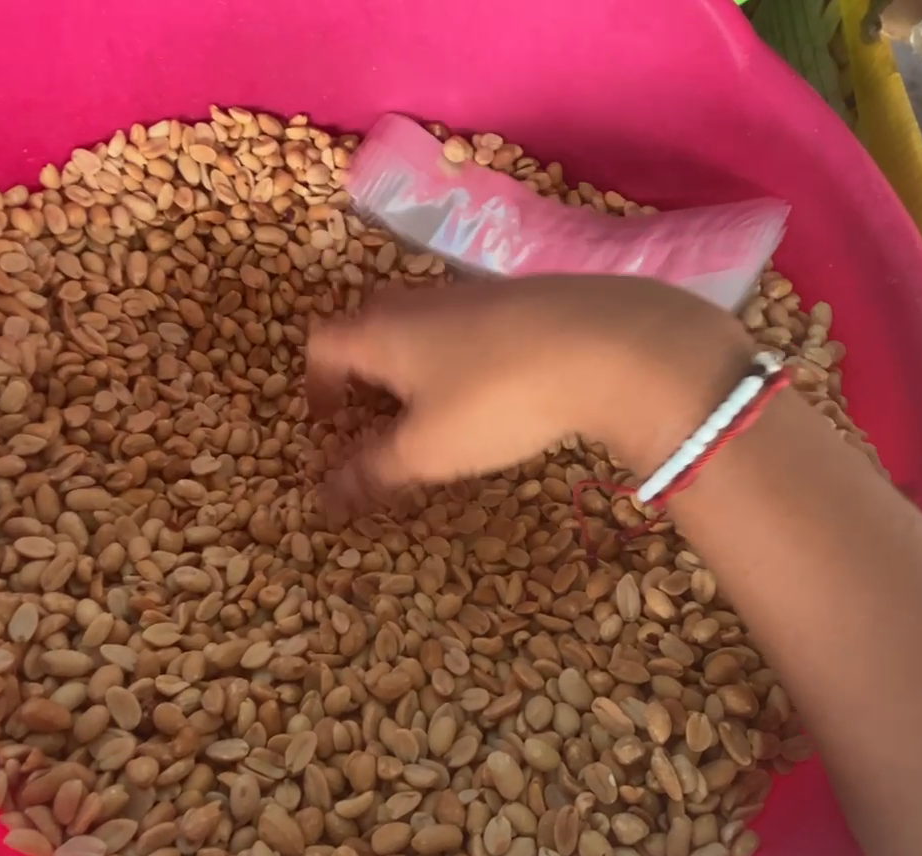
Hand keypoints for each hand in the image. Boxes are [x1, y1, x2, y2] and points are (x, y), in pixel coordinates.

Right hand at [305, 275, 752, 507]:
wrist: (606, 346)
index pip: (323, 343)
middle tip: (377, 416)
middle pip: (371, 328)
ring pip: (424, 327)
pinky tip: (495, 390)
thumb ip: (374, 470)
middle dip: (365, 375)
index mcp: (382, 333)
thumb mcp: (427, 450)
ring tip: (436, 410)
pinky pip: (470, 328)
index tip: (327, 420)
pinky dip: (461, 359)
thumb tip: (326, 496)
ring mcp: (474, 294)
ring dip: (416, 367)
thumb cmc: (494, 401)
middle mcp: (420, 303)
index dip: (316, 382)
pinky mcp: (522, 299)